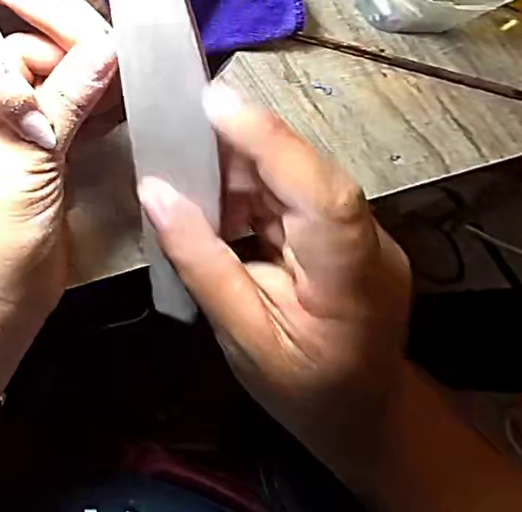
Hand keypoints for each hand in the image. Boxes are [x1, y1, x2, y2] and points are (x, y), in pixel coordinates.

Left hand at [0, 31, 118, 335]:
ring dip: (98, 87)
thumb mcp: (29, 163)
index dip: (61, 46)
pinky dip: (101, 114)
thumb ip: (65, 103)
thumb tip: (103, 48)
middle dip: (84, 61)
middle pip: (41, 66)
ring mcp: (21, 134)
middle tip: (133, 63)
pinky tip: (130, 108)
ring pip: (62, 92)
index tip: (110, 48)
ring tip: (139, 82)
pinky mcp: (47, 159)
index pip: (16, 50)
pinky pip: (75, 121)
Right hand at [138, 85, 411, 440]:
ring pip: (285, 169)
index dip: (268, 140)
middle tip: (169, 139)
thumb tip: (153, 192)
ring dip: (228, 167)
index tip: (211, 102)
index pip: (322, 195)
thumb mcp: (242, 337)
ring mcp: (355, 229)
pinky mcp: (335, 224)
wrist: (367, 419)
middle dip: (230, 146)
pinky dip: (238, 185)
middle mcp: (366, 241)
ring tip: (181, 179)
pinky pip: (281, 184)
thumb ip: (199, 263)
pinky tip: (209, 201)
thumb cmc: (309, 392)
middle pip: (298, 169)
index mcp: (352, 282)